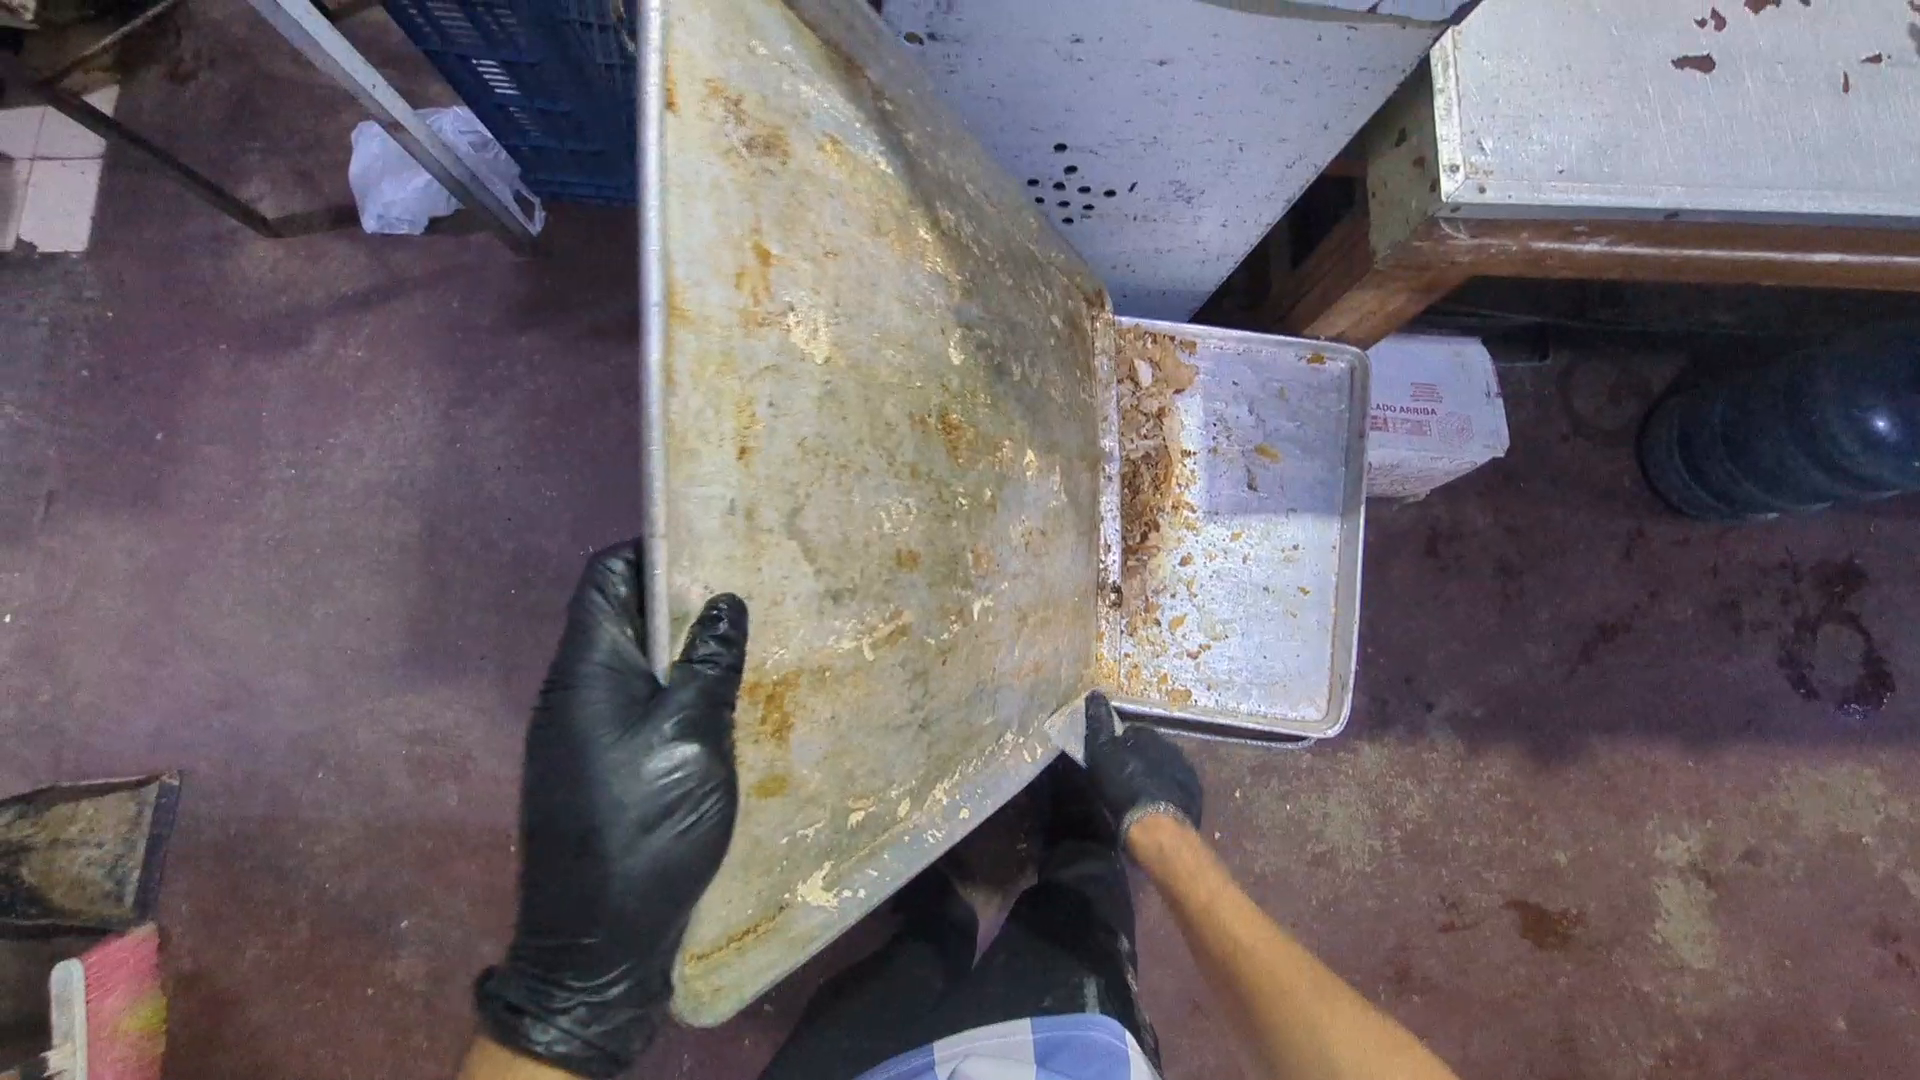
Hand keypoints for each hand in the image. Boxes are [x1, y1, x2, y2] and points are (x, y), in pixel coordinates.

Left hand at [475, 543, 747, 1078]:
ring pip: (632, 659)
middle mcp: (575, 687)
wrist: (596, 939)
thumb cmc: (646, 824)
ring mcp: (582, 728)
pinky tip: (719, 698)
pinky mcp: (597, 762)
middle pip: (620, 614)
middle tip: (743, 591)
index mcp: (588, 667)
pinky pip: (634, 699)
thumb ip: (709, 663)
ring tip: (742, 637)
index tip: (712, 546)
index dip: (652, 549)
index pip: (605, 575)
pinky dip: (673, 685)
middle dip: (677, 596)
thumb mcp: (692, 735)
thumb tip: (724, 601)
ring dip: (680, 644)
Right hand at [1083, 691, 1201, 839]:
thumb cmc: (1124, 785)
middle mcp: (1173, 748)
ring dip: (1156, 775)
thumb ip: (1099, 723)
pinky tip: (1156, 806)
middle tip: (1124, 776)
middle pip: (1153, 749)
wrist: (1156, 824)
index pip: (1134, 731)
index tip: (1111, 757)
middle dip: (1141, 758)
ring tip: (1140, 793)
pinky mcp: (1195, 796)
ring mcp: (1187, 773)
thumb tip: (1095, 694)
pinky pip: (1178, 788)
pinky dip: (1168, 792)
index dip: (1121, 743)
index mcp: (1150, 735)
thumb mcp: (1101, 752)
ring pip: (1167, 768)